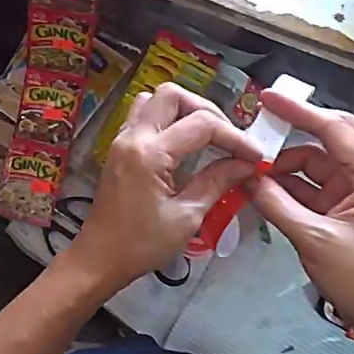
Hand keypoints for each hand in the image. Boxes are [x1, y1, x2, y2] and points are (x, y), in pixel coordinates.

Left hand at [64, 83, 260, 286]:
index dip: (234, 137)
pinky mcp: (119, 148)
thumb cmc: (140, 244)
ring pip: (154, 100)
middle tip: (228, 138)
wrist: (99, 258)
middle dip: (207, 110)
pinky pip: (144, 116)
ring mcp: (121, 139)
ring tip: (207, 136)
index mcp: (149, 153)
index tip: (254, 156)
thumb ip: (216, 182)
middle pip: (172, 95)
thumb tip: (245, 165)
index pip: (201, 125)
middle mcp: (132, 137)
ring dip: (184, 110)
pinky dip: (167, 120)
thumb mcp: (186, 217)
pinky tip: (184, 144)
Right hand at [245, 91, 353, 351]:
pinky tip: (267, 191)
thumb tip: (248, 178)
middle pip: (331, 140)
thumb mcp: (314, 240)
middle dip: (294, 132)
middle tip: (258, 125)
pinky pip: (319, 189)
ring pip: (320, 166)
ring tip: (254, 171)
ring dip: (289, 167)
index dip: (299, 111)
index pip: (334, 129)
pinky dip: (294, 189)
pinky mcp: (353, 213)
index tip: (267, 97)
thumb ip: (277, 204)